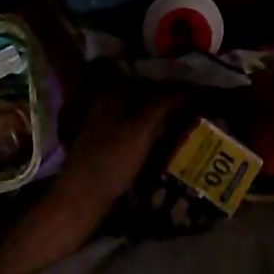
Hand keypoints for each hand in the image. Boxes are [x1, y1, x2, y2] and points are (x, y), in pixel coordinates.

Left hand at [57, 86, 180, 207]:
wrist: (82, 198)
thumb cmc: (111, 160)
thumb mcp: (141, 131)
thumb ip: (162, 106)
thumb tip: (186, 88)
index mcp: (112, 93)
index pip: (144, 75)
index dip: (167, 77)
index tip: (190, 81)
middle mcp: (106, 103)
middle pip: (141, 93)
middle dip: (164, 95)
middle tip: (192, 100)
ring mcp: (105, 125)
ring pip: (138, 111)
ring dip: (158, 113)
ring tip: (185, 116)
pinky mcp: (107, 144)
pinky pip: (134, 128)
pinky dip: (150, 129)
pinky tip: (166, 136)